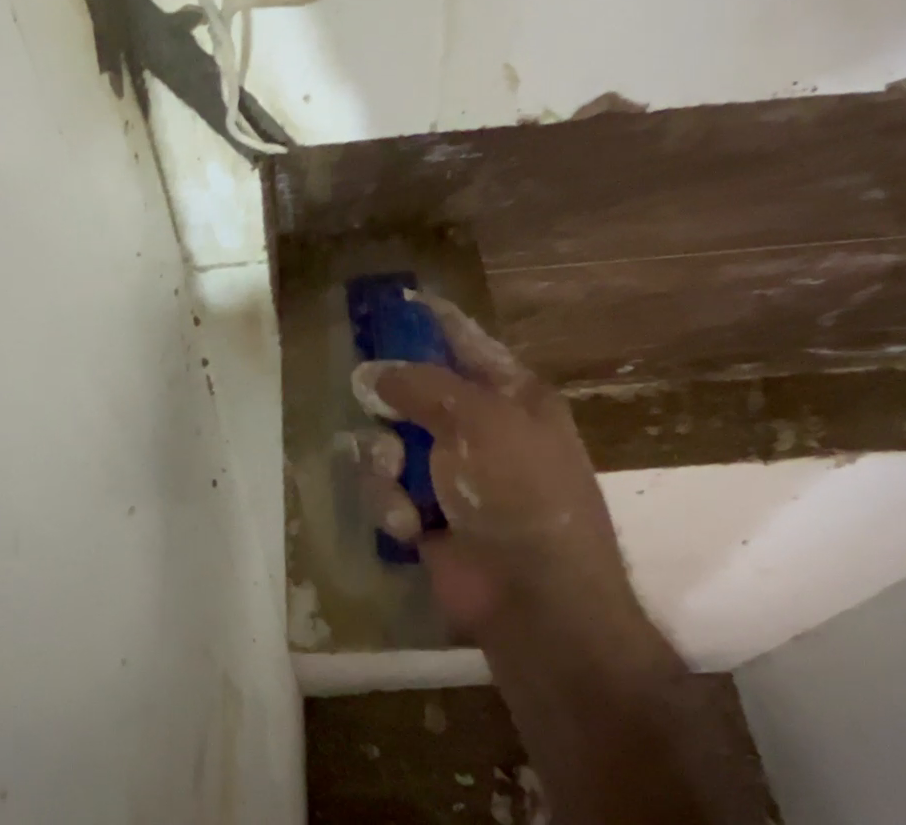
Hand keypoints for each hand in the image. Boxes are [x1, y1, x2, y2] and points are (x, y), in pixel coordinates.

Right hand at [339, 294, 630, 634]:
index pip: (466, 342)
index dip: (432, 321)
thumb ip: (420, 385)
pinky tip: (408, 526)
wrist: (536, 602)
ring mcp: (455, 476)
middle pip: (416, 392)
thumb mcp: (478, 421)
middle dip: (391, 402)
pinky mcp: (428, 517)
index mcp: (513, 396)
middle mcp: (483, 430)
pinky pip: (388, 491)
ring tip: (400, 485)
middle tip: (370, 402)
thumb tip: (368, 373)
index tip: (395, 303)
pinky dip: (392, 505)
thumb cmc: (520, 494)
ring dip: (387, 464)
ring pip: (390, 443)